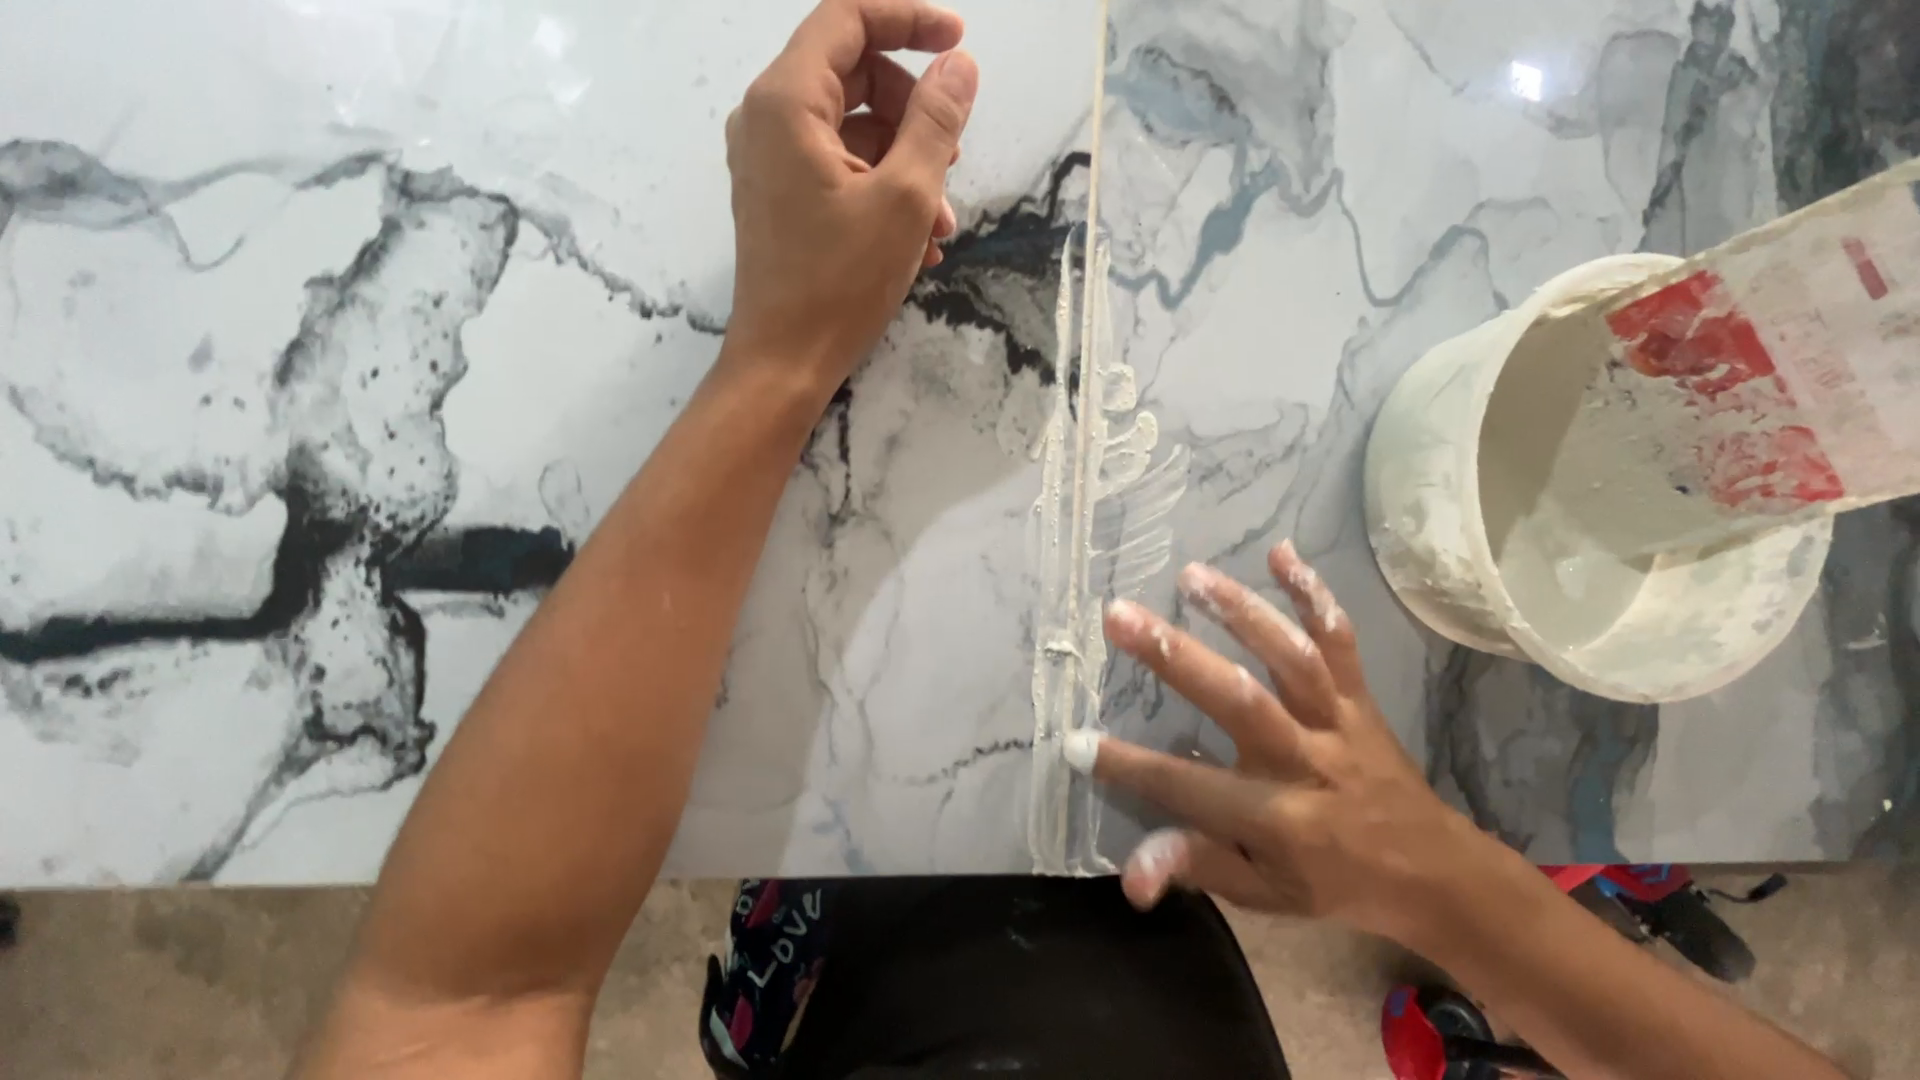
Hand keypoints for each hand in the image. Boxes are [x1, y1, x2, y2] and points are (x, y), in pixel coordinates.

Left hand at [723, 0, 976, 382]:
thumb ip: (935, 121)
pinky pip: (838, 169)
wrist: (784, 361)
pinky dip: (880, 190)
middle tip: (955, 159)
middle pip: (853, 76)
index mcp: (786, 101)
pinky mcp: (779, 197)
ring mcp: (769, 161)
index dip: (908, 20)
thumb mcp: (904, 197)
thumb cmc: (841, 282)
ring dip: (906, 165)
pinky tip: (916, 240)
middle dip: (914, 113)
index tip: (958, 42)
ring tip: (940, 223)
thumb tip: (959, 65)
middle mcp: (766, 119)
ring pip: (851, 129)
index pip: (848, 20)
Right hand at [1065, 541, 1504, 945]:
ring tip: (1189, 575)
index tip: (1075, 743)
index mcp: (1279, 818)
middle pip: (1239, 700)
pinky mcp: (1360, 697)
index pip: (1190, 788)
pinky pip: (1340, 640)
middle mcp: (1306, 759)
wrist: (1436, 870)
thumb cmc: (1335, 881)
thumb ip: (1199, 868)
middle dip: (1175, 656)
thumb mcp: (1265, 895)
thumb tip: (1129, 877)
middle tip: (1118, 615)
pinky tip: (1281, 551)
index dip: (1130, 769)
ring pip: (1292, 659)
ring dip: (1241, 611)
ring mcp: (1337, 721)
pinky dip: (1313, 594)